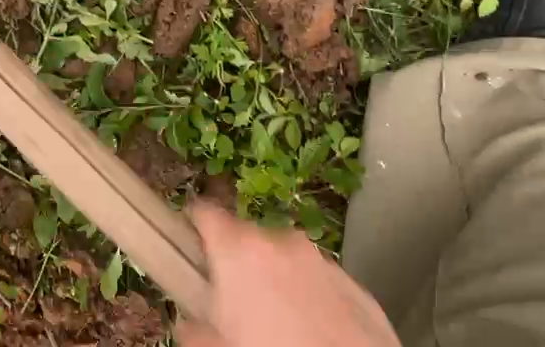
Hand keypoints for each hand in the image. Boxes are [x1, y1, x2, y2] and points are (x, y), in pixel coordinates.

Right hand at [178, 206, 399, 346]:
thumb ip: (193, 330)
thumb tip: (188, 322)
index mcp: (237, 248)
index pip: (202, 210)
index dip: (192, 229)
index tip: (189, 255)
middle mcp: (278, 241)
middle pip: (244, 237)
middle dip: (236, 263)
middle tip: (234, 307)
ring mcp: (321, 260)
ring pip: (283, 259)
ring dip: (275, 280)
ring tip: (280, 327)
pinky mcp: (355, 286)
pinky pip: (318, 281)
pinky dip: (310, 298)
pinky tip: (315, 337)